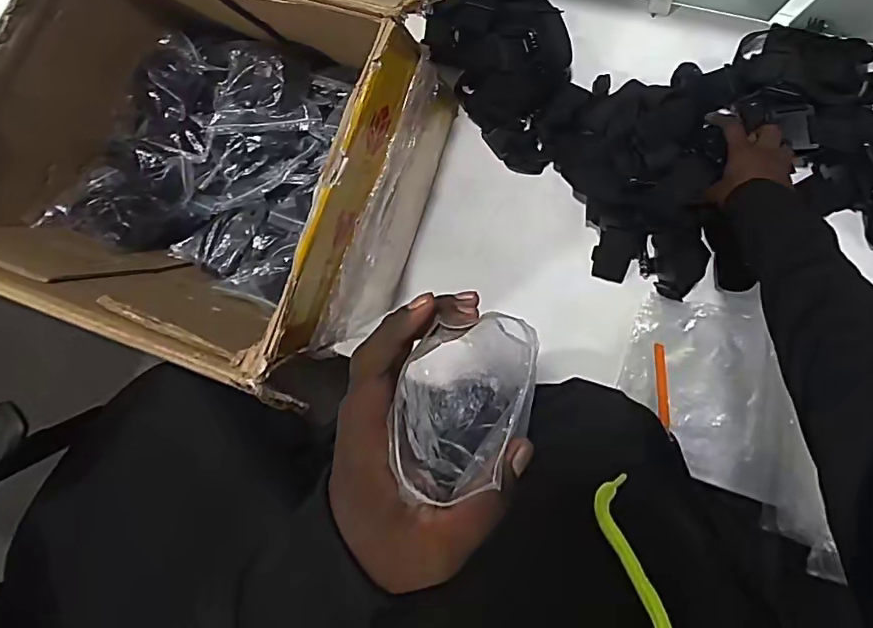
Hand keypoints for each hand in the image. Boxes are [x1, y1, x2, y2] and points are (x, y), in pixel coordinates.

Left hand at [329, 292, 532, 593]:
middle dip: (420, 316)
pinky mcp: (377, 412)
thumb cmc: (389, 553)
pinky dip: (416, 340)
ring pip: (386, 350)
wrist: (350, 566)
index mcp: (363, 433)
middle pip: (381, 346)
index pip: (371, 366)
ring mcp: (366, 408)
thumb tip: (522, 447)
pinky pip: (392, 363)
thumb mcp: (442, 545)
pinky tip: (445, 336)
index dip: (397, 331)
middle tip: (469, 306)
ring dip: (420, 323)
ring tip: (464, 312)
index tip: (430, 306)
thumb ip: (485, 503)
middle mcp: (359, 410)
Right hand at [705, 115, 797, 203]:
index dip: (725, 120)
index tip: (719, 118)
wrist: (764, 211)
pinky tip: (776, 175)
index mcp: (742, 150)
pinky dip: (783, 169)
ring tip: (769, 155)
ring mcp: (780, 164)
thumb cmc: (739, 195)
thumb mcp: (717, 191)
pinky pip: (789, 168)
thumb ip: (713, 188)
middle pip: (769, 128)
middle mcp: (764, 152)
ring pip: (785, 146)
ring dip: (778, 148)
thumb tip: (704, 194)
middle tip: (755, 137)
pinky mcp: (790, 179)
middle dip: (763, 131)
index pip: (732, 126)